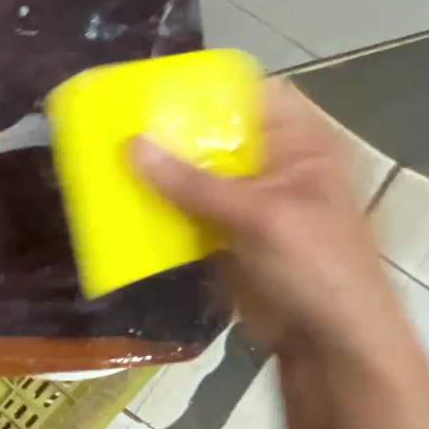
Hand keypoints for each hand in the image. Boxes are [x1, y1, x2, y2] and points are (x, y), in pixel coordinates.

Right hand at [129, 79, 405, 360]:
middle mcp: (271, 165)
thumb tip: (129, 145)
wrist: (328, 342)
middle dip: (164, 128)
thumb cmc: (316, 268)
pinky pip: (178, 207)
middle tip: (110, 120)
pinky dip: (150, 202)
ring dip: (151, 167)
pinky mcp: (220, 231)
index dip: (207, 86)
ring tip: (100, 153)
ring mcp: (244, 200)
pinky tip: (113, 197)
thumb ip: (191, 182)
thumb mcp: (256, 217)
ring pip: (190, 171)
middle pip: (212, 133)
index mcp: (300, 147)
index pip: (254, 94)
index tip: (150, 87)